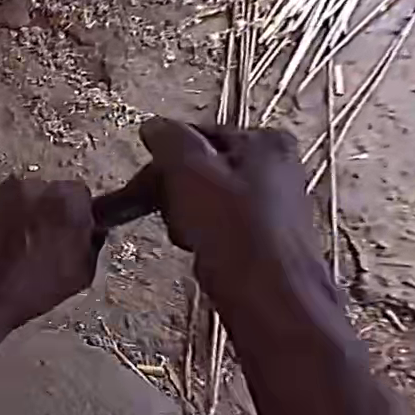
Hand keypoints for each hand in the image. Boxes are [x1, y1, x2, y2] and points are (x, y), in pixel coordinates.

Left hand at [0, 178, 97, 333]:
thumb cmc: (21, 292)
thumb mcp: (77, 275)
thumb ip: (89, 242)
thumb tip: (88, 229)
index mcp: (62, 201)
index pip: (74, 194)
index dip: (66, 214)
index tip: (59, 228)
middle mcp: (24, 187)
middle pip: (34, 193)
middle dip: (32, 213)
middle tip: (23, 242)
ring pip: (0, 198)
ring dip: (1, 215)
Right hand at [138, 118, 338, 322]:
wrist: (266, 289)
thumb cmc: (230, 226)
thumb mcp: (190, 172)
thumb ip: (170, 141)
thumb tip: (153, 124)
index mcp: (263, 143)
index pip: (191, 135)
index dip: (160, 158)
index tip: (140, 182)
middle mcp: (274, 164)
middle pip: (196, 163)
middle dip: (167, 186)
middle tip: (147, 207)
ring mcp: (270, 196)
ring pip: (200, 190)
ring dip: (177, 207)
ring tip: (179, 229)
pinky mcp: (260, 226)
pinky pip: (212, 214)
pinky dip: (195, 224)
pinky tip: (193, 240)